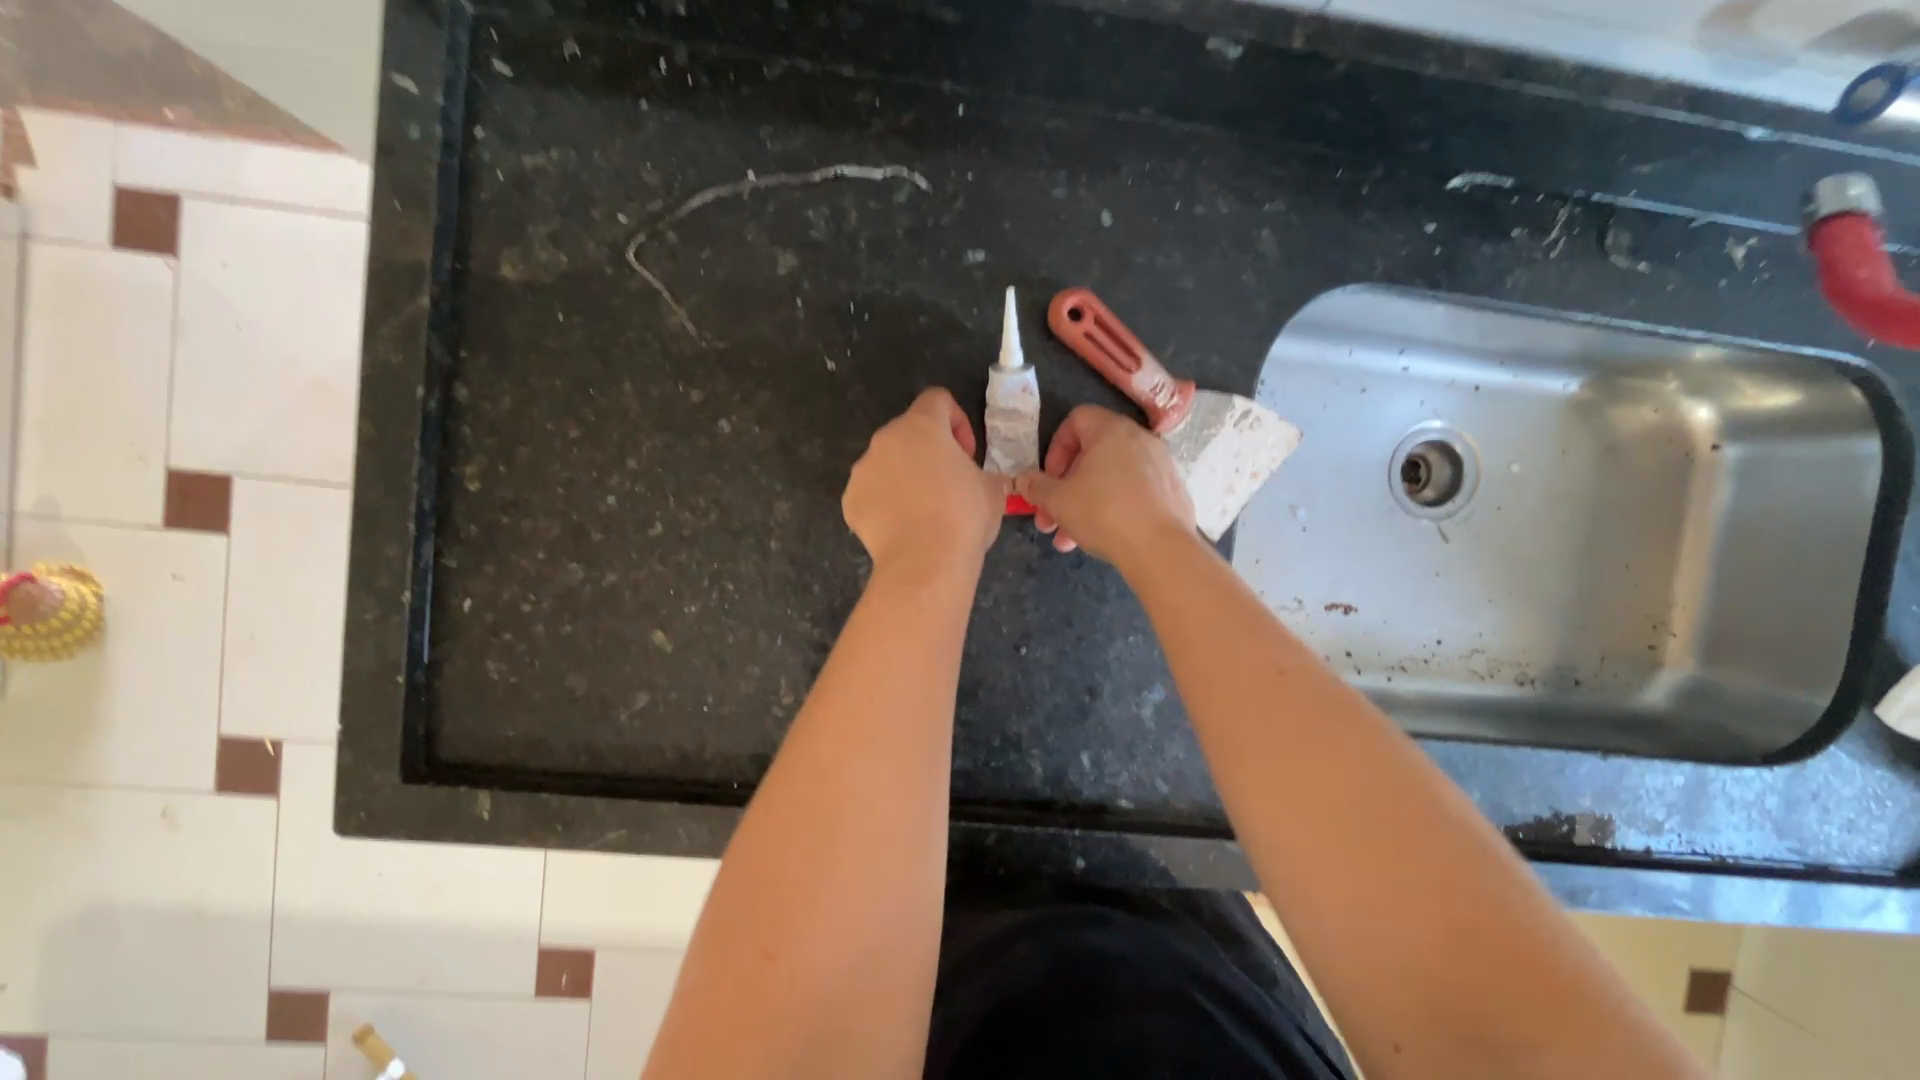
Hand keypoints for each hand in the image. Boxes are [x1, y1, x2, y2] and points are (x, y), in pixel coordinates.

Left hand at [844, 388, 1009, 574]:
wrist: (925, 563)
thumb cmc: (964, 517)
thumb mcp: (993, 491)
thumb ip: (986, 474)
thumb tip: (984, 482)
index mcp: (922, 426)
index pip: (937, 399)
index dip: (957, 421)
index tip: (967, 454)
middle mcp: (886, 439)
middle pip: (909, 433)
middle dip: (929, 452)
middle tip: (948, 484)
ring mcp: (863, 470)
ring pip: (887, 463)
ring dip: (905, 477)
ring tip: (924, 511)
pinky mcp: (850, 500)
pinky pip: (871, 493)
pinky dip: (885, 503)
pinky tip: (903, 528)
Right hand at [1013, 404, 1194, 564]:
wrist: (1162, 549)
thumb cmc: (1103, 513)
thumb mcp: (1058, 501)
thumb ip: (1036, 487)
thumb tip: (1023, 479)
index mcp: (1112, 431)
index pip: (1077, 419)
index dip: (1056, 447)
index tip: (1049, 479)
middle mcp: (1140, 440)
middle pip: (1093, 454)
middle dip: (1066, 487)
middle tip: (1051, 516)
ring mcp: (1161, 466)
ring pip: (1112, 478)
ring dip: (1085, 504)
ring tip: (1069, 539)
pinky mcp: (1172, 492)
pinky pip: (1135, 493)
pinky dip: (1115, 508)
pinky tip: (1102, 539)